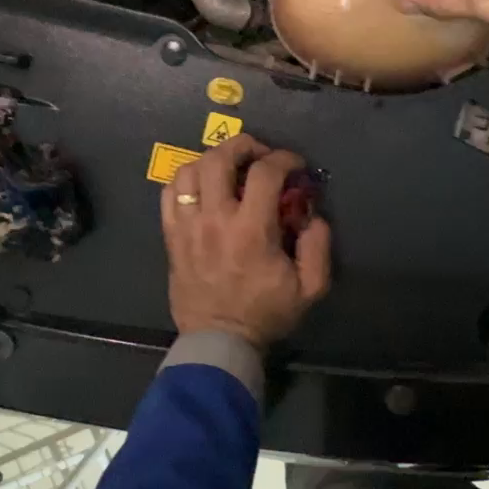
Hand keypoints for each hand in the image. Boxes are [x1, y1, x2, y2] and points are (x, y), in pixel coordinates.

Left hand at [160, 134, 331, 350]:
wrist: (219, 342)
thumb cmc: (265, 314)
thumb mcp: (310, 289)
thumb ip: (319, 248)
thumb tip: (313, 216)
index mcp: (252, 230)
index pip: (265, 173)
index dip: (284, 158)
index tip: (295, 165)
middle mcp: (215, 220)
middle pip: (219, 158)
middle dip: (243, 145)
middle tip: (259, 154)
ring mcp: (188, 226)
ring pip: (189, 170)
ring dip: (212, 159)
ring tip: (230, 167)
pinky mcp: (171, 236)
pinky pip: (169, 194)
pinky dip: (186, 180)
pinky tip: (203, 186)